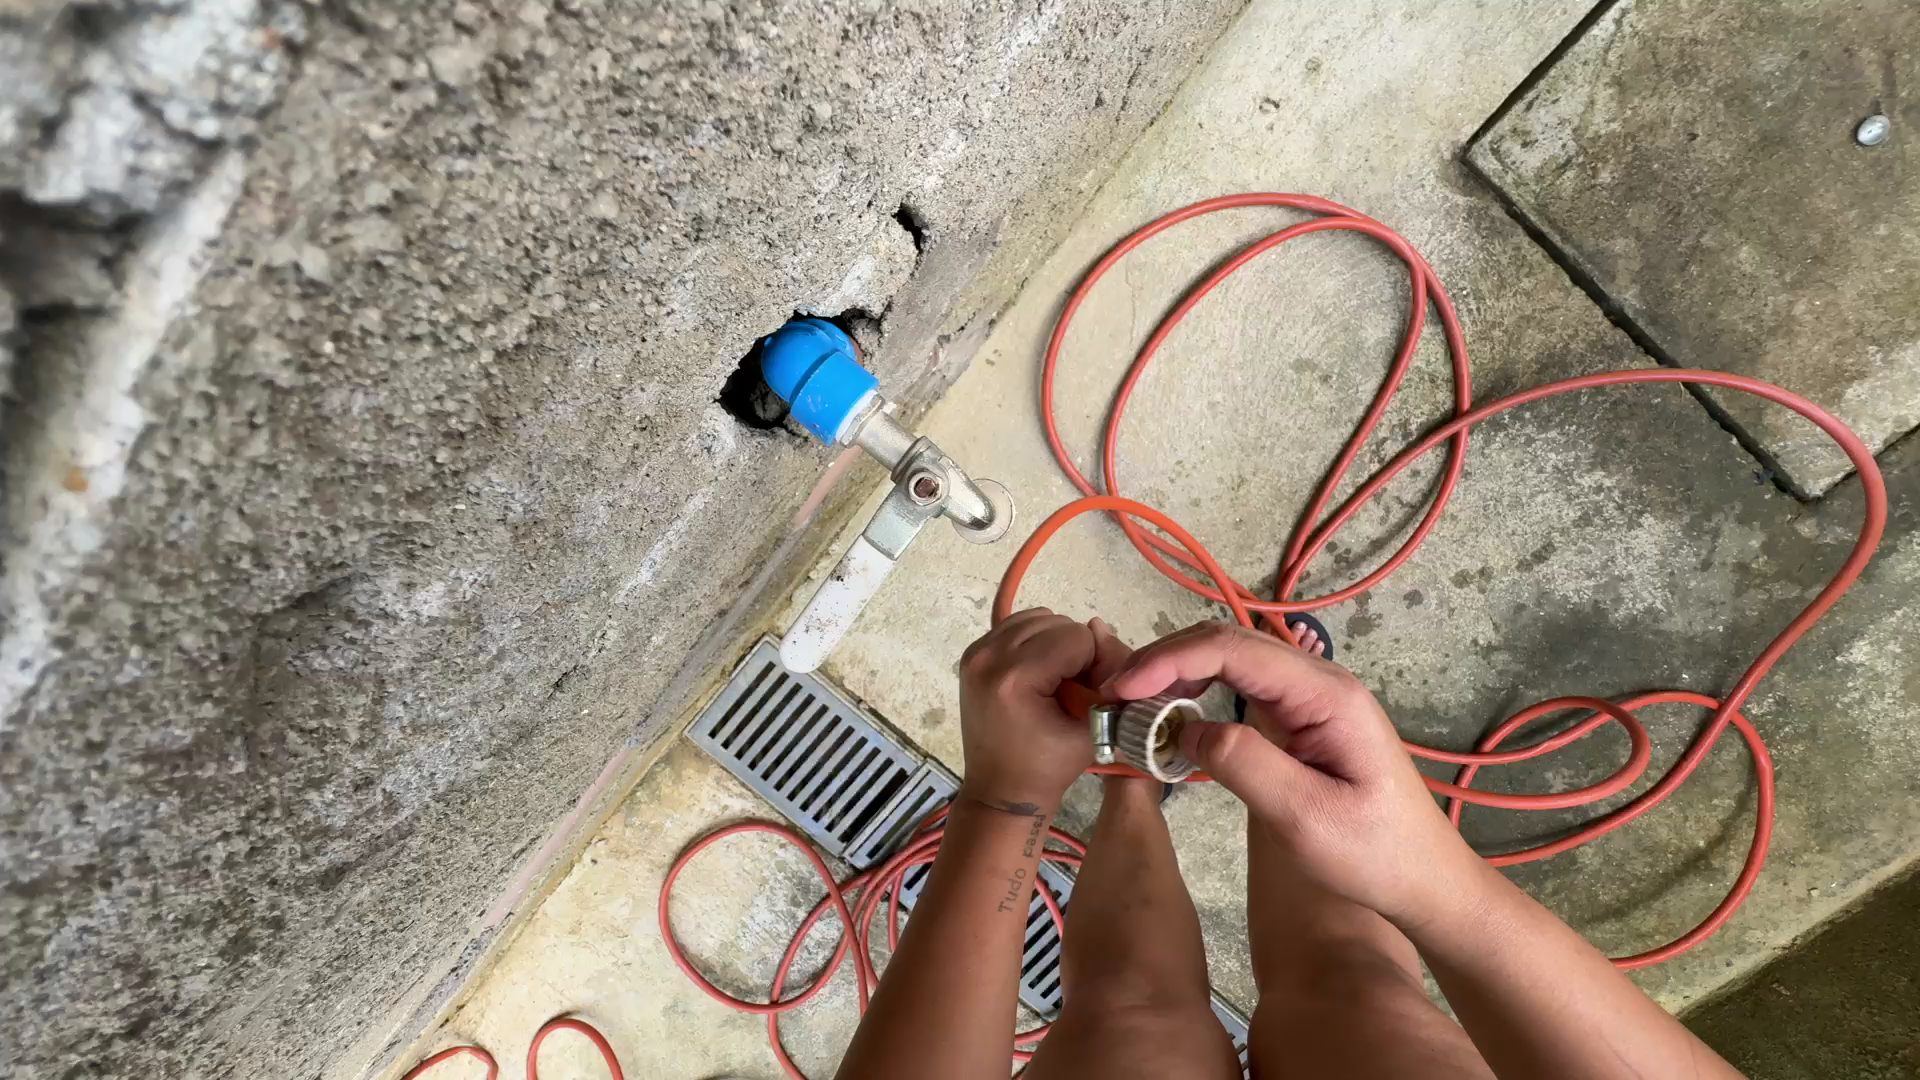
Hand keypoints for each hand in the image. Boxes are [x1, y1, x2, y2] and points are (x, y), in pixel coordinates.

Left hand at [956, 610, 1129, 813]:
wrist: (999, 790)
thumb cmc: (1048, 768)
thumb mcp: (1093, 731)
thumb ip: (1106, 679)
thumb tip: (1101, 627)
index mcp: (1015, 678)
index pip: (1076, 637)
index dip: (1093, 663)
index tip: (1088, 694)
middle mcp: (988, 656)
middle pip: (1057, 622)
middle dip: (1075, 650)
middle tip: (1072, 688)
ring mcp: (976, 652)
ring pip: (1038, 617)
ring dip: (1055, 642)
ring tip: (1054, 679)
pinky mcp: (972, 653)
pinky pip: (1017, 626)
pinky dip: (1035, 641)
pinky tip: (1037, 672)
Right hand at [1107, 620, 1477, 923]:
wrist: (1425, 881)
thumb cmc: (1372, 854)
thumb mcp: (1305, 818)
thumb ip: (1244, 763)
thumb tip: (1186, 728)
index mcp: (1324, 693)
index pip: (1231, 649)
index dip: (1169, 660)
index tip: (1123, 689)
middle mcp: (1315, 679)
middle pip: (1225, 641)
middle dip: (1163, 659)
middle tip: (1115, 694)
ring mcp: (1306, 694)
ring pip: (1227, 657)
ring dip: (1175, 670)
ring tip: (1133, 699)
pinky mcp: (1296, 714)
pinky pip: (1236, 682)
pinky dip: (1194, 688)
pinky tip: (1171, 709)